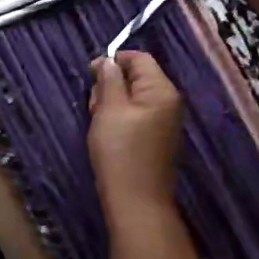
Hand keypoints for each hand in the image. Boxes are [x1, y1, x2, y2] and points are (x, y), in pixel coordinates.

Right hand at [88, 51, 184, 204]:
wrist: (135, 200)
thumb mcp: (109, 109)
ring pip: (132, 97)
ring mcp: (163, 121)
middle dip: (110, 85)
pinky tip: (107, 134)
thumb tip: (108, 61)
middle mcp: (168, 102)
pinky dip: (118, 119)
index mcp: (161, 90)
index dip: (114, 60)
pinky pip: (135, 116)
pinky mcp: (155, 137)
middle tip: (95, 105)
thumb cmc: (120, 150)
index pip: (140, 58)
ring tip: (99, 123)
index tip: (90, 74)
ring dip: (111, 103)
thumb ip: (109, 80)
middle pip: (136, 77)